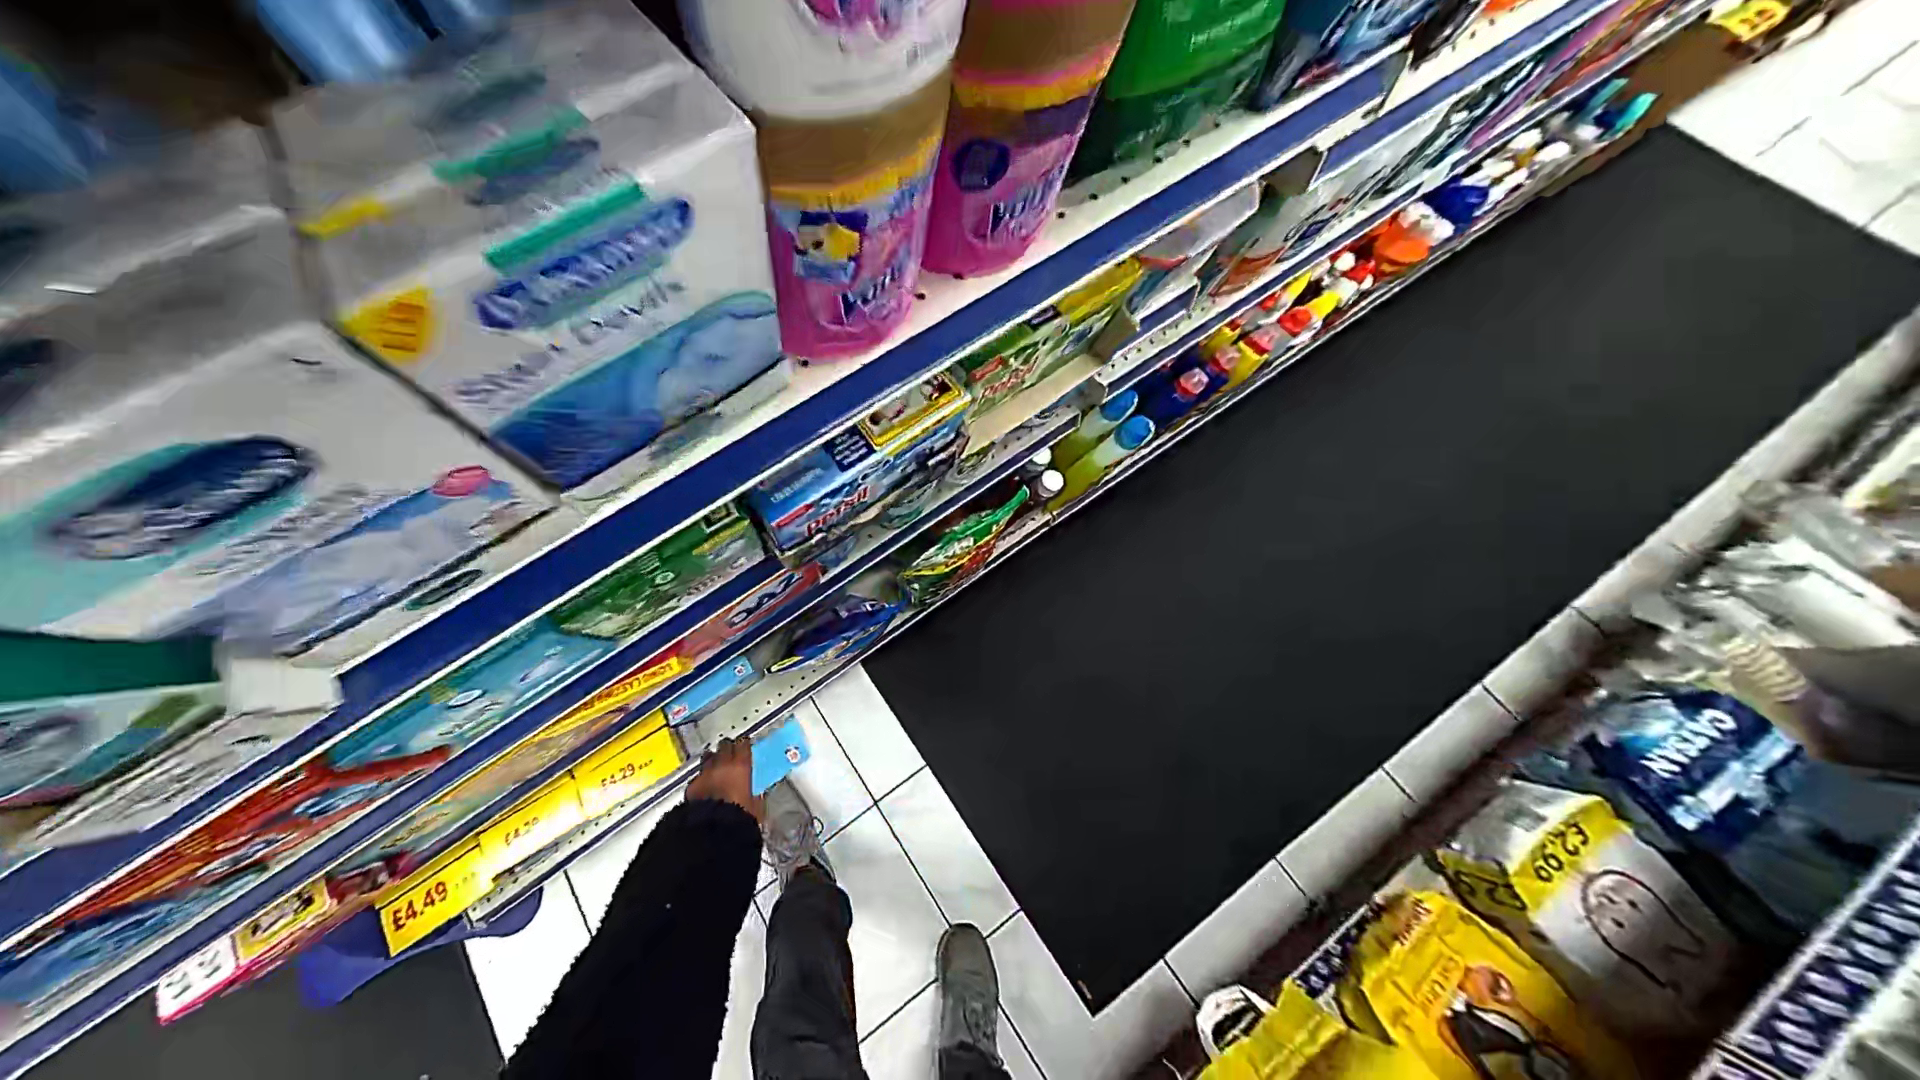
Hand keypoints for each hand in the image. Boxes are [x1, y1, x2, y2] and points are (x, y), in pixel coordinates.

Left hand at [687, 736, 761, 822]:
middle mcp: (721, 764)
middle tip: (731, 754)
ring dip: (713, 759)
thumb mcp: (756, 805)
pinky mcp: (691, 786)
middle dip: (727, 748)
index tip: (746, 747)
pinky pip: (698, 775)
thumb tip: (757, 793)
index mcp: (740, 765)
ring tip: (716, 765)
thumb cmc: (740, 816)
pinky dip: (702, 777)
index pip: (742, 744)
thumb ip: (756, 793)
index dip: (744, 745)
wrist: (712, 830)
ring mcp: (704, 774)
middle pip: (724, 746)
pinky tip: (705, 785)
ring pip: (708, 757)